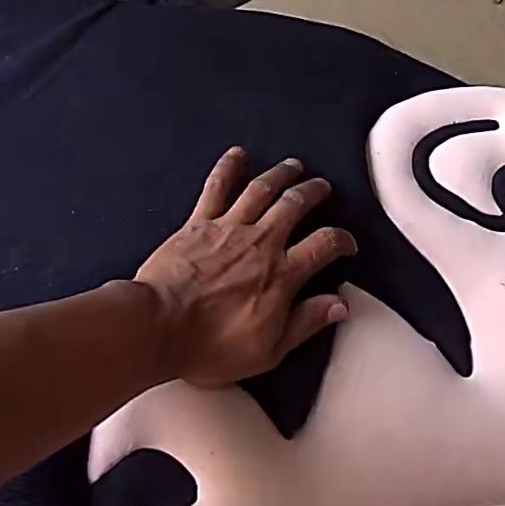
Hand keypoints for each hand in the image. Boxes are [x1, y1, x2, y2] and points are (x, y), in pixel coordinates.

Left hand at [134, 148, 356, 386]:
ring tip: (294, 165)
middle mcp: (260, 243)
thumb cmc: (209, 345)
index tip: (346, 243)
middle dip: (313, 192)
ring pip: (263, 189)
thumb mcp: (268, 350)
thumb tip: (339, 305)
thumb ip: (306, 323)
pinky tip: (238, 155)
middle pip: (296, 205)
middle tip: (322, 187)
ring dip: (282, 174)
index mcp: (281, 275)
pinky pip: (217, 186)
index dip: (342, 240)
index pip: (325, 245)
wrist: (158, 327)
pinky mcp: (198, 223)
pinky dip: (229, 167)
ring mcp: (228, 229)